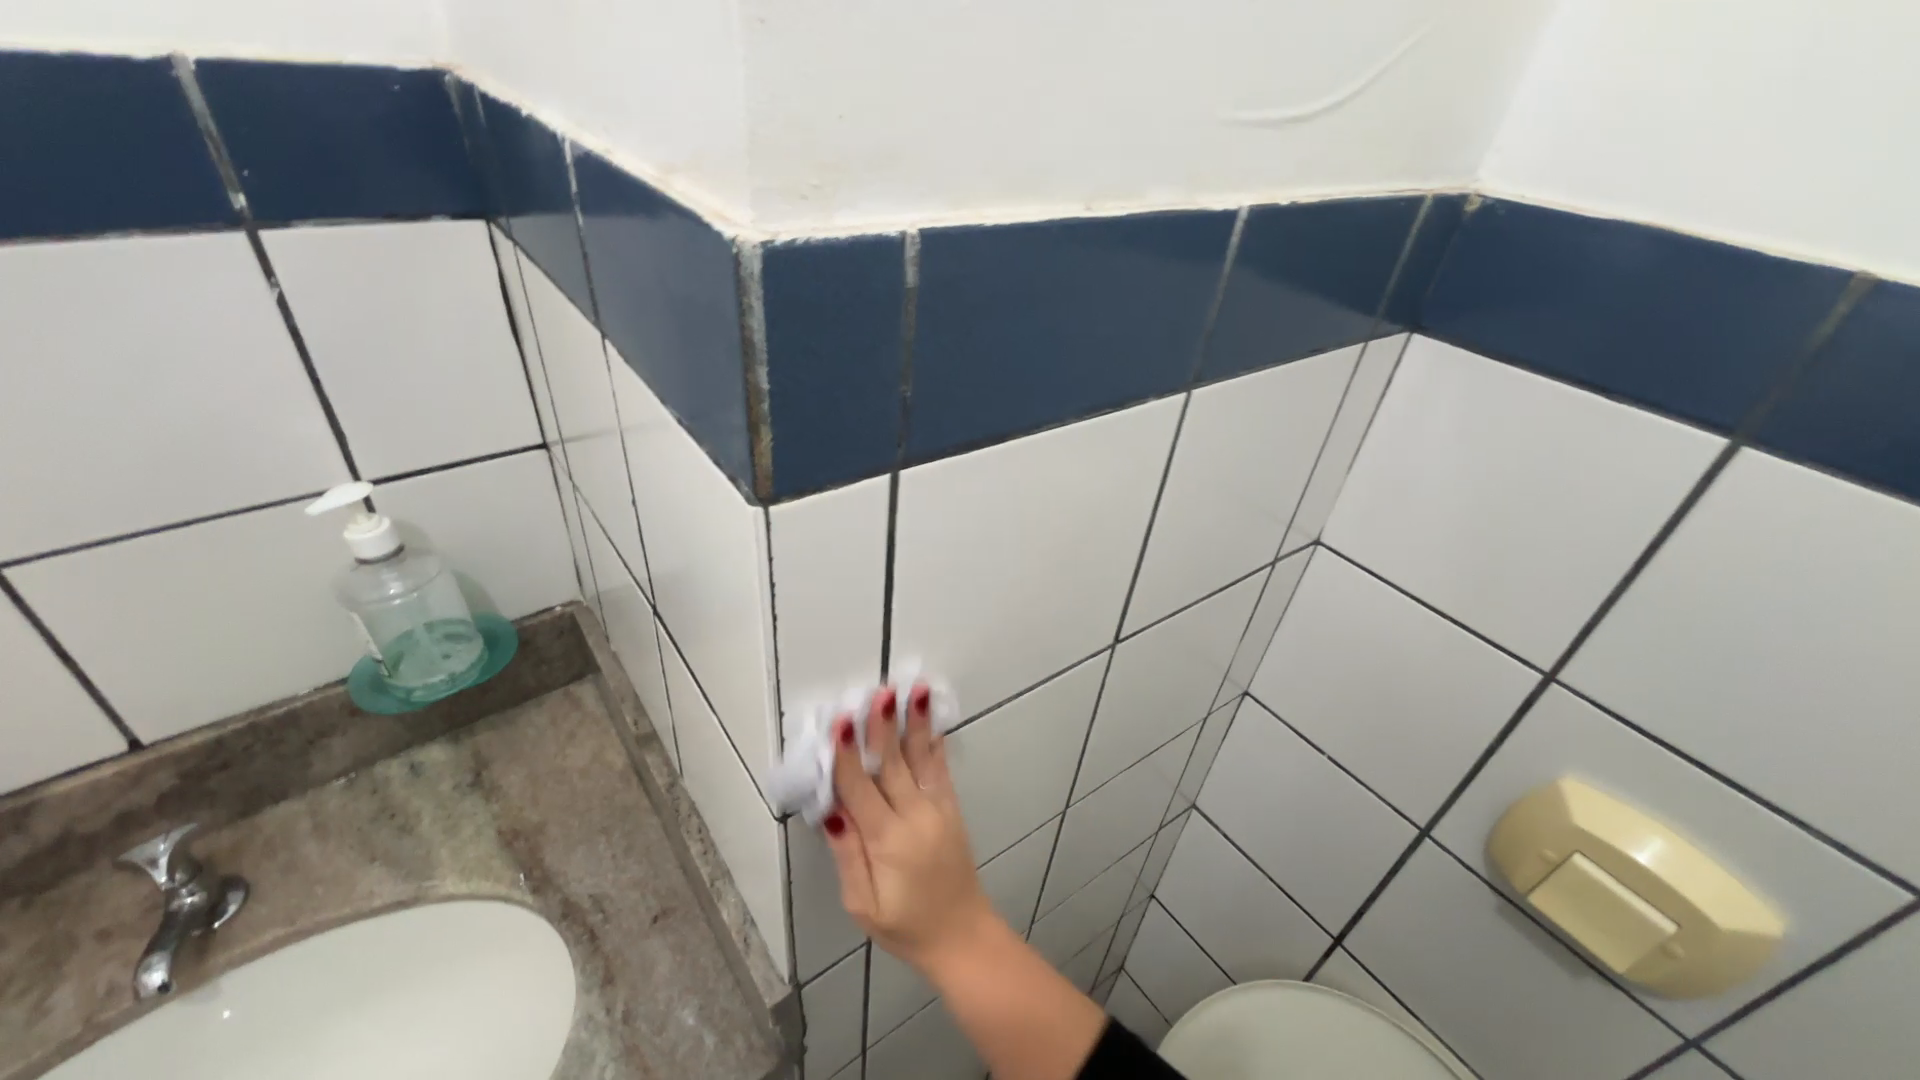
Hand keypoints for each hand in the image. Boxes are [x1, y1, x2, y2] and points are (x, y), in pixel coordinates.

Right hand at [821, 682, 1001, 975]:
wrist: (962, 936)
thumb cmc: (906, 926)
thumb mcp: (863, 905)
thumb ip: (847, 855)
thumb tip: (831, 812)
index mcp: (887, 841)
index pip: (860, 788)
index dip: (847, 753)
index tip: (841, 720)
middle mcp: (915, 817)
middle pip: (893, 764)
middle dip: (884, 725)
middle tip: (879, 691)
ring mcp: (938, 810)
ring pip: (922, 758)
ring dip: (916, 722)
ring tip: (916, 689)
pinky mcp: (951, 810)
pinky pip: (941, 770)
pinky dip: (935, 742)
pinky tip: (932, 720)